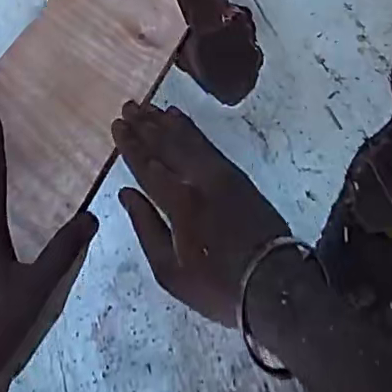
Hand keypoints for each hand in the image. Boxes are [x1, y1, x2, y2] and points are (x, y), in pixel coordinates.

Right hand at [111, 101, 290, 325]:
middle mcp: (197, 179)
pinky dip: (190, 128)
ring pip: (186, 138)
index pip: (147, 165)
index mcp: (178, 202)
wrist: (274, 284)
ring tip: (148, 106)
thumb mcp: (170, 271)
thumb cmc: (216, 285)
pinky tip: (178, 118)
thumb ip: (145, 227)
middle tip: (128, 106)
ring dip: (164, 121)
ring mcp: (219, 173)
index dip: (130, 144)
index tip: (117, 125)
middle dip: (144, 124)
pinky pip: (206, 142)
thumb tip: (125, 193)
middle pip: (165, 144)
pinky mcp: (235, 174)